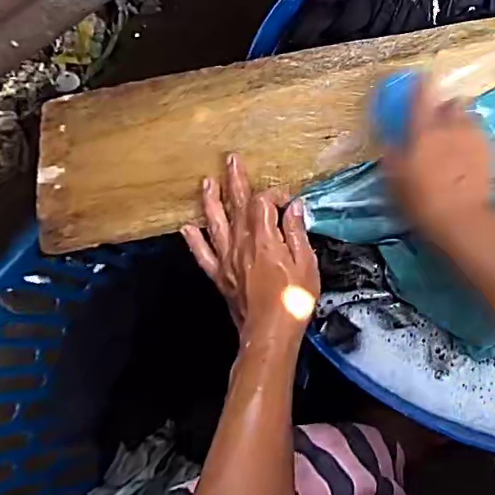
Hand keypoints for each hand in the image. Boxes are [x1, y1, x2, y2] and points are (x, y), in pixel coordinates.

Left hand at [181, 155, 318, 345]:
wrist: (270, 334)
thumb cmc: (294, 299)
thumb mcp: (306, 262)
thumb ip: (296, 232)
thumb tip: (293, 207)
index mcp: (265, 238)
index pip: (263, 203)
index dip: (274, 194)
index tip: (287, 199)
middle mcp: (241, 244)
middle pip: (236, 205)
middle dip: (234, 180)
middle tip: (230, 160)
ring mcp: (227, 260)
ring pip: (215, 224)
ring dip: (210, 201)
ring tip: (206, 183)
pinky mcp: (219, 276)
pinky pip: (203, 254)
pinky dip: (194, 240)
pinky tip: (187, 228)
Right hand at [380, 77, 494, 240]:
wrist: (463, 218)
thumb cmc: (422, 199)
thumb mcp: (395, 179)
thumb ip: (392, 155)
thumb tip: (390, 141)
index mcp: (424, 129)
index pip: (422, 94)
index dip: (421, 83)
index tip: (420, 77)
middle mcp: (450, 125)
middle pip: (451, 102)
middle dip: (446, 105)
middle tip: (438, 118)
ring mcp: (474, 136)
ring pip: (469, 116)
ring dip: (462, 120)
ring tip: (457, 136)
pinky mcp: (490, 150)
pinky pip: (481, 135)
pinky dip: (474, 138)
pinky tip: (470, 154)